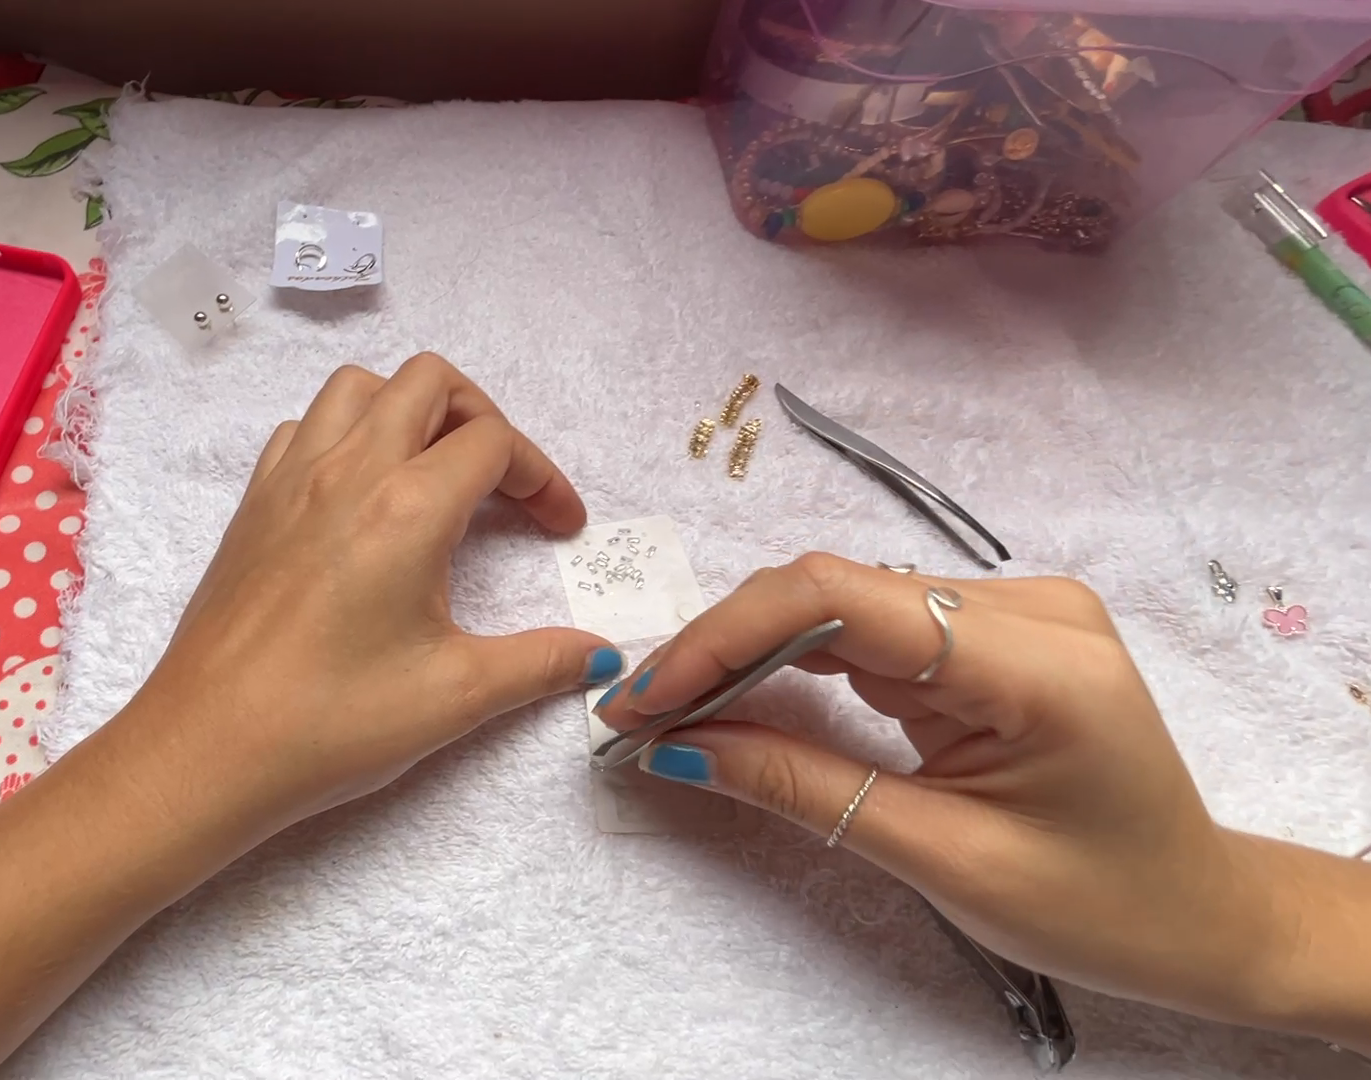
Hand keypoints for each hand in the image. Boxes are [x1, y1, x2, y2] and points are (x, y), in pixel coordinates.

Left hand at [116, 353, 620, 833]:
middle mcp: (347, 469)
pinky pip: (306, 428)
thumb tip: (601, 655)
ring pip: (359, 388)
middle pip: (429, 382)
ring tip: (431, 474)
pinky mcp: (253, 501)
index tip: (560, 529)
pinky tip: (359, 496)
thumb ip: (541, 662)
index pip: (494, 443)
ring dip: (409, 412)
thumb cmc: (331, 722)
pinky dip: (347, 435)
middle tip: (501, 485)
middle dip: (483, 418)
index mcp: (406, 506)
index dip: (543, 478)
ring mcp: (290, 477)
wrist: (204, 750)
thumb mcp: (455, 695)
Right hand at [595, 554, 1287, 1023]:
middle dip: (714, 646)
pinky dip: (776, 656)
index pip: (837, 602)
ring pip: (822, 600)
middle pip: (820, 590)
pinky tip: (730, 688)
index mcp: (1035, 662)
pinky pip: (846, 623)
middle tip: (638, 707)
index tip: (647, 698)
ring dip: (734, 649)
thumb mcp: (940, 858)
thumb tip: (674, 749)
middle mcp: (1014, 605)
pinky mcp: (967, 627)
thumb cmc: (1104, 910)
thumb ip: (798, 786)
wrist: (1211, 917)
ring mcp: (992, 608)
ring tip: (668, 701)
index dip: (723, 637)